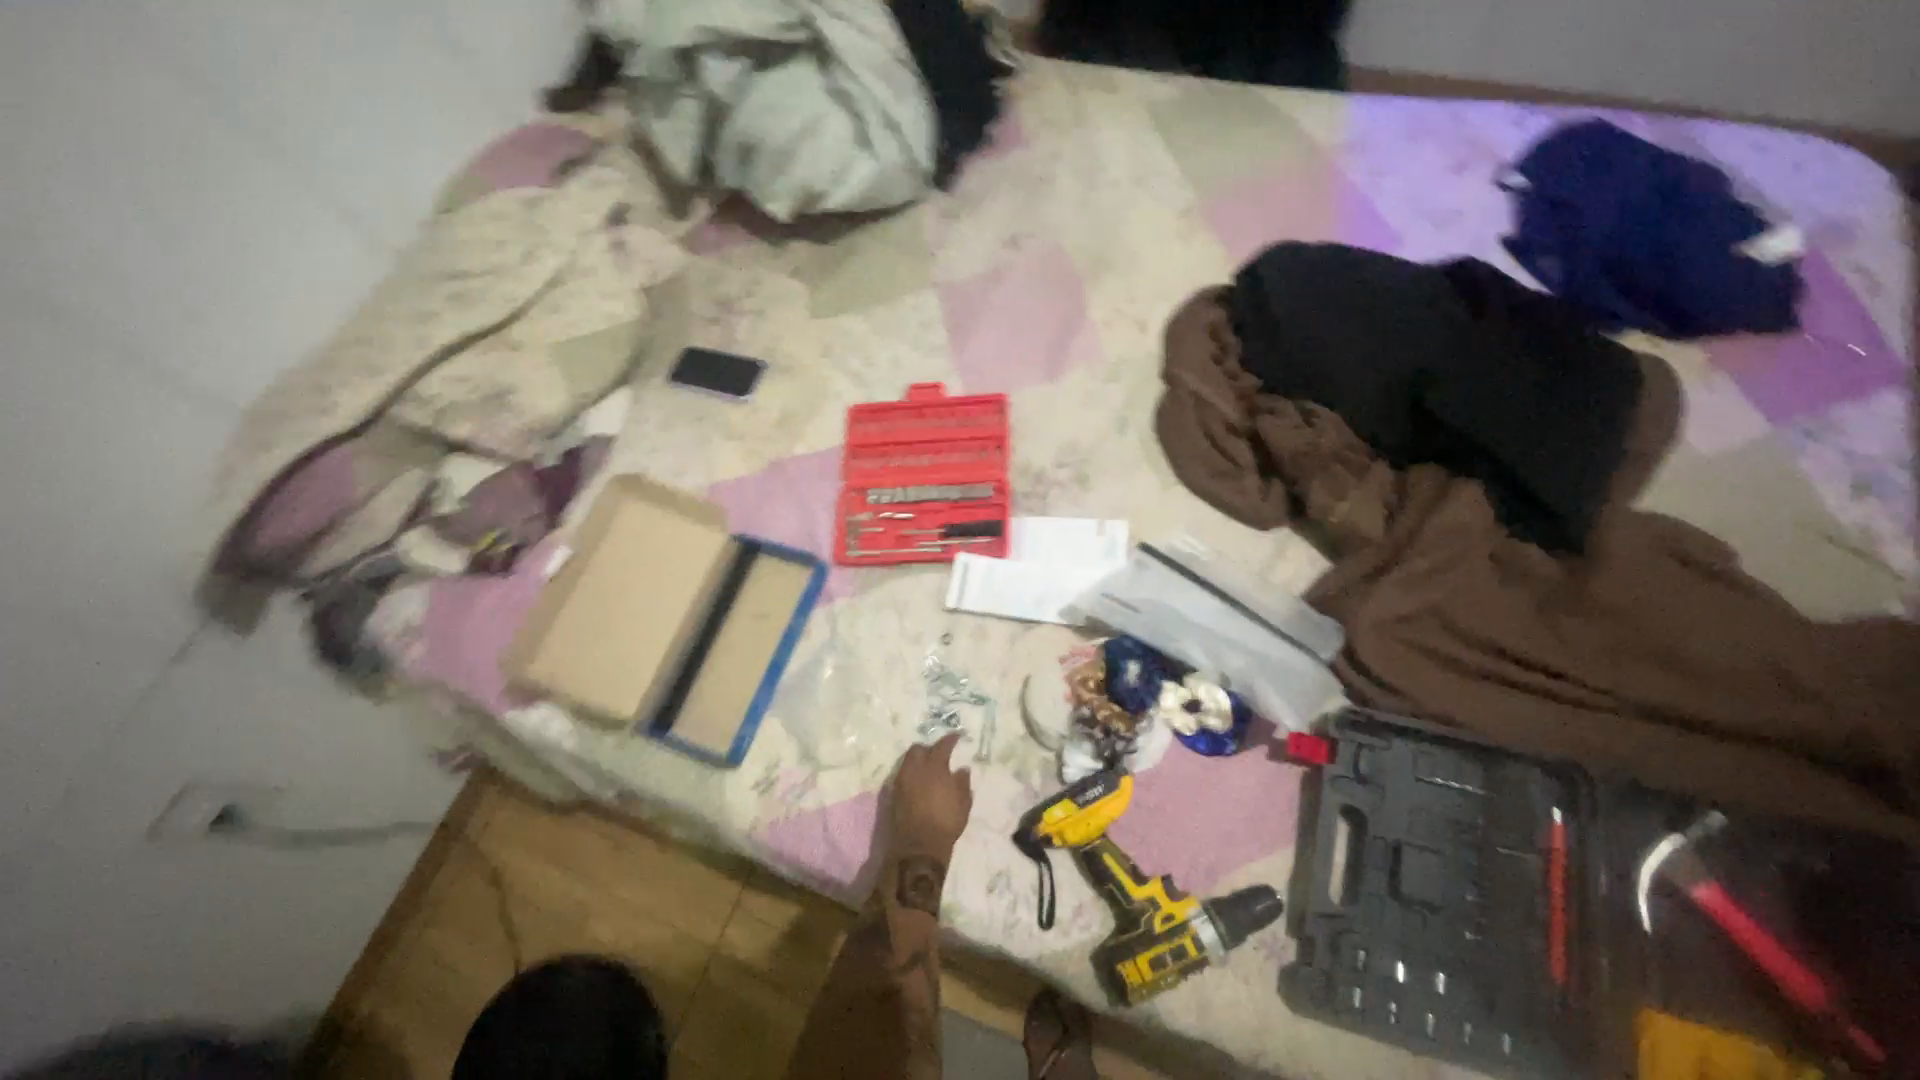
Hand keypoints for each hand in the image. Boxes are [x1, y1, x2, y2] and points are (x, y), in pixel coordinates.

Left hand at [887, 733, 973, 862]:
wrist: (919, 845)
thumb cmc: (946, 822)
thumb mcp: (963, 803)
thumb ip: (962, 782)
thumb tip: (962, 769)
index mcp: (934, 767)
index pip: (942, 746)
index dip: (950, 739)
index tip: (956, 736)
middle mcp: (915, 769)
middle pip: (918, 749)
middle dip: (928, 748)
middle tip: (938, 754)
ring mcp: (901, 780)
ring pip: (907, 761)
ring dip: (917, 761)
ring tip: (927, 769)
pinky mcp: (893, 793)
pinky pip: (902, 775)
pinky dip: (910, 773)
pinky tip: (918, 782)